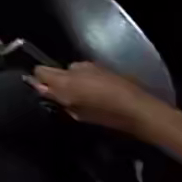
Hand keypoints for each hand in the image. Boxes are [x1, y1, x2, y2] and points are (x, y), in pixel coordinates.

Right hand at [27, 61, 167, 136]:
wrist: (141, 110)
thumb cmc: (108, 116)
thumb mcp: (79, 113)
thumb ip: (57, 98)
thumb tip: (39, 87)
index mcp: (65, 79)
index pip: (39, 71)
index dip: (39, 80)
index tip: (46, 93)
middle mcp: (73, 67)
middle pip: (55, 70)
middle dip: (59, 82)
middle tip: (68, 99)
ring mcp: (89, 65)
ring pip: (72, 71)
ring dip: (74, 81)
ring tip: (87, 98)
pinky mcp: (102, 67)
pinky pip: (86, 72)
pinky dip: (87, 80)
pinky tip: (99, 94)